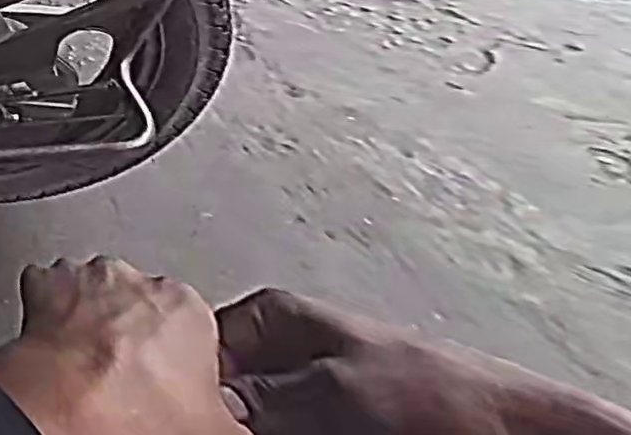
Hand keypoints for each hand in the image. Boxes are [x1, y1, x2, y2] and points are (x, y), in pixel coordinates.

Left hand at [0, 257, 241, 434]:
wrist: (72, 405)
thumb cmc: (139, 412)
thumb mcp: (221, 430)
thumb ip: (235, 416)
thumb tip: (233, 421)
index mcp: (182, 303)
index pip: (193, 323)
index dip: (188, 356)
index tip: (182, 381)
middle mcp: (127, 276)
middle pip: (140, 302)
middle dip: (139, 329)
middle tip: (136, 373)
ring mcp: (79, 273)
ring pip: (93, 291)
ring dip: (94, 315)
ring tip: (95, 361)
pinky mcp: (40, 279)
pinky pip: (49, 289)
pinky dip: (52, 309)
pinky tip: (61, 342)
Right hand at [217, 288, 630, 434]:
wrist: (534, 433)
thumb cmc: (441, 396)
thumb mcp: (338, 392)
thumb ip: (266, 393)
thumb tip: (214, 401)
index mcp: (272, 314)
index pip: (205, 339)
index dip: (201, 373)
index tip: (201, 404)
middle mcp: (284, 341)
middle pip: (235, 377)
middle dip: (236, 406)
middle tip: (239, 427)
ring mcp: (313, 381)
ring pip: (266, 407)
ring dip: (263, 423)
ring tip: (268, 432)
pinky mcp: (341, 416)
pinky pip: (297, 422)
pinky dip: (291, 429)